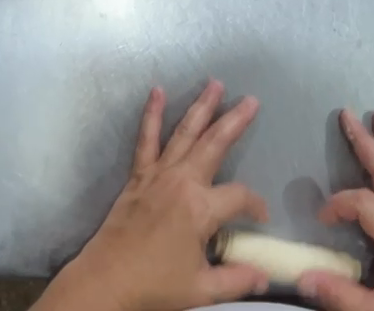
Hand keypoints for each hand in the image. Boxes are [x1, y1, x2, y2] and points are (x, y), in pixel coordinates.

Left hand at [36, 80, 270, 310]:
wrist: (108, 278)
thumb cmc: (156, 284)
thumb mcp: (202, 289)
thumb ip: (236, 279)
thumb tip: (265, 277)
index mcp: (201, 208)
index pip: (240, 197)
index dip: (255, 205)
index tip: (261, 216)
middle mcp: (182, 181)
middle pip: (215, 144)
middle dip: (235, 121)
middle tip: (252, 100)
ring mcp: (159, 173)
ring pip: (185, 133)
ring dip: (202, 107)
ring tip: (215, 84)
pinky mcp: (139, 174)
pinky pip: (146, 139)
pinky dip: (152, 114)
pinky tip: (156, 92)